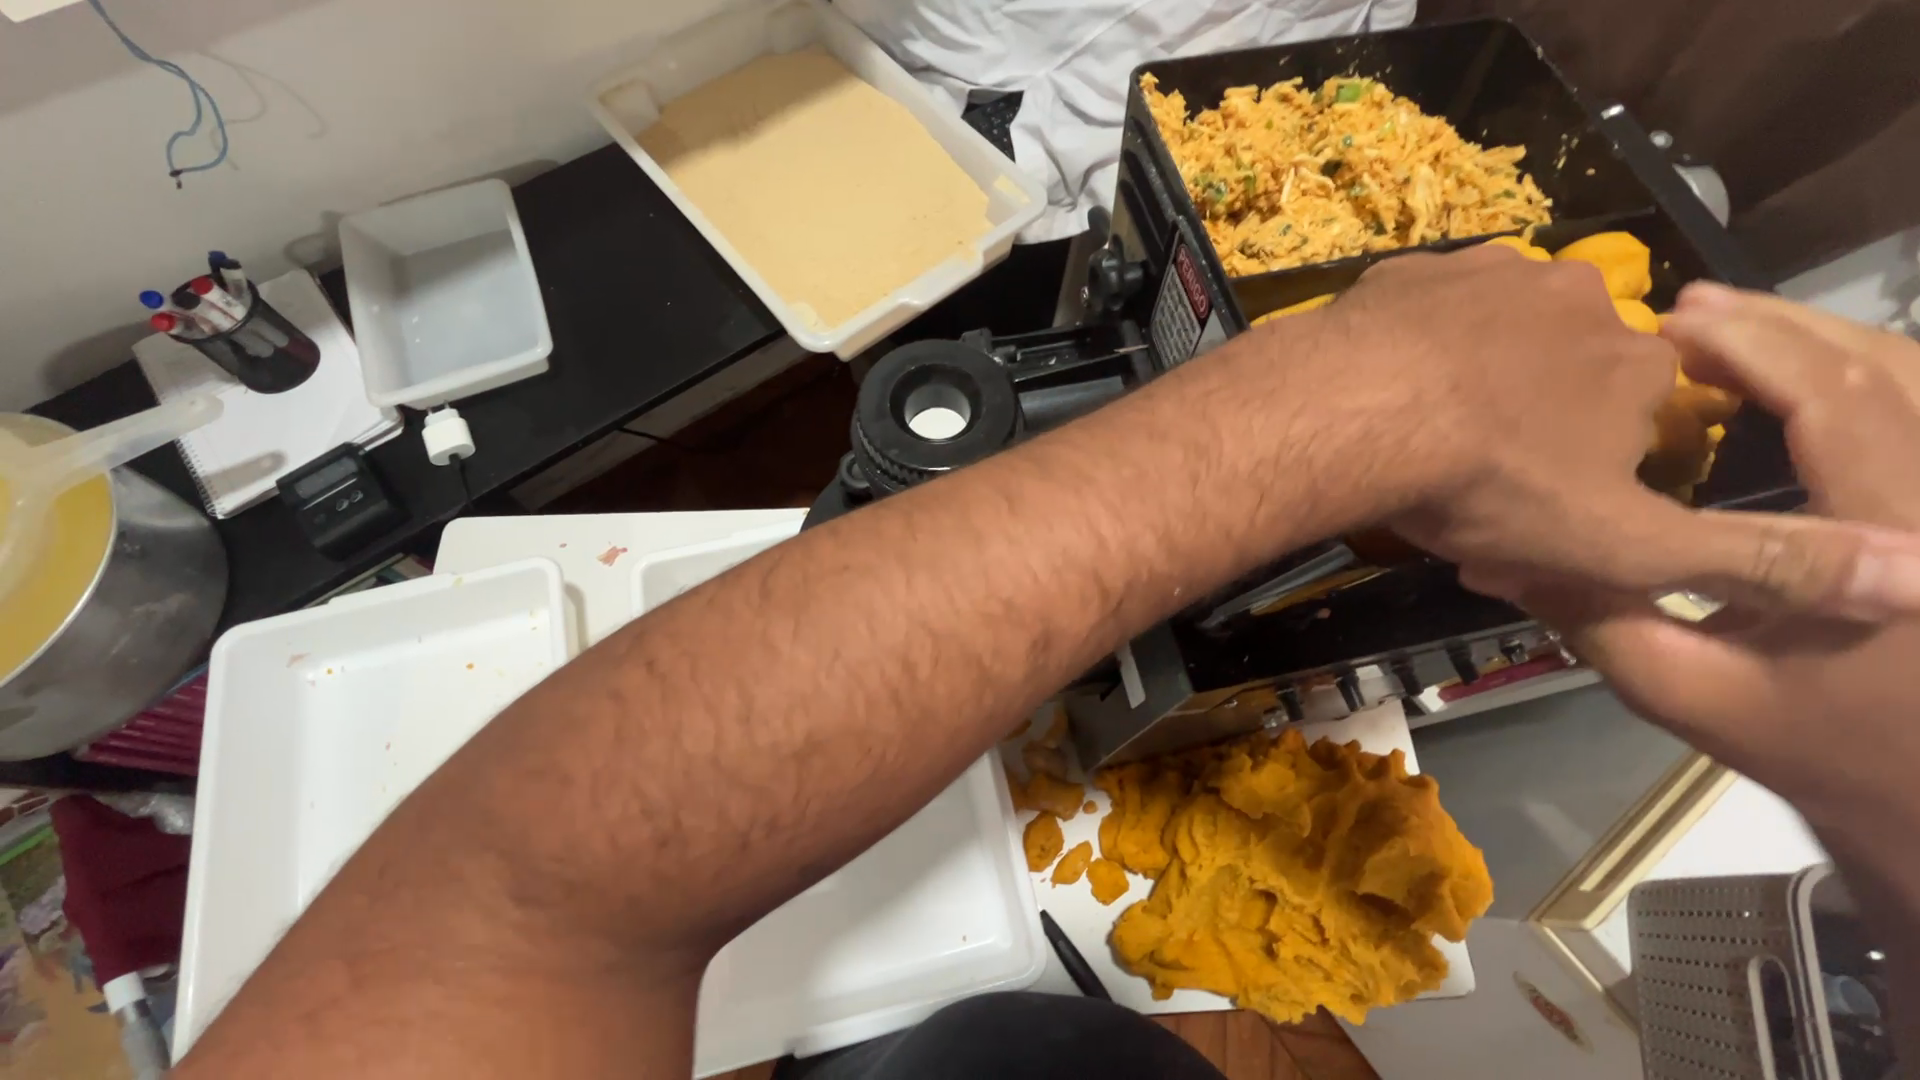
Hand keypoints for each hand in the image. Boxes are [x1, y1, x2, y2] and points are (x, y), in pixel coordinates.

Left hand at [1306, 245, 1919, 618]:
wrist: (1357, 417)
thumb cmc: (1487, 484)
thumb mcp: (1621, 546)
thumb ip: (1751, 559)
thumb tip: (1915, 575)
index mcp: (1635, 365)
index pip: (1641, 402)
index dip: (1591, 450)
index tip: (1536, 485)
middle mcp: (1573, 298)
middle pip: (1562, 358)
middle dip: (1527, 403)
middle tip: (1464, 458)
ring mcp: (1483, 274)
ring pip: (1488, 325)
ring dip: (1463, 366)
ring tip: (1413, 423)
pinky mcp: (1405, 271)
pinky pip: (1416, 305)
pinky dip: (1403, 338)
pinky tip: (1374, 378)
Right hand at [1488, 283, 1919, 820]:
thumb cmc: (1825, 751)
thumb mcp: (1686, 691)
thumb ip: (1595, 618)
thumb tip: (1493, 561)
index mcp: (1899, 550)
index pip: (1844, 408)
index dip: (1758, 351)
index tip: (1673, 322)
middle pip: (1897, 374)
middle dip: (1790, 328)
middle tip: (1690, 310)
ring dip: (1827, 346)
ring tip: (1730, 333)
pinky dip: (1867, 381)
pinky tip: (1800, 380)